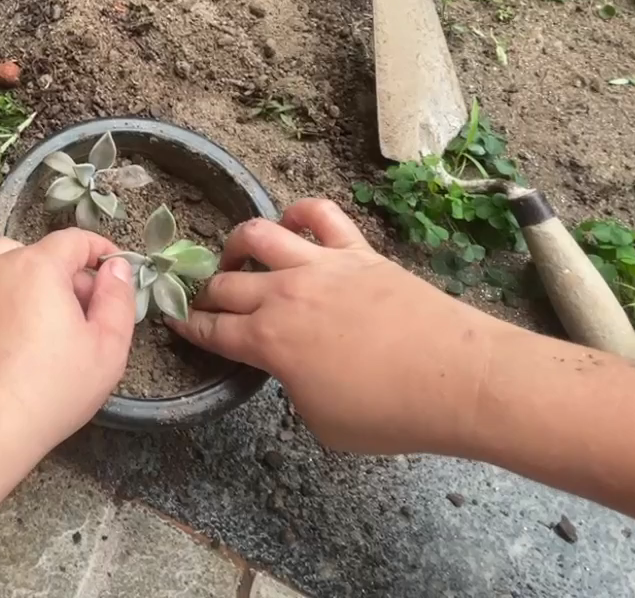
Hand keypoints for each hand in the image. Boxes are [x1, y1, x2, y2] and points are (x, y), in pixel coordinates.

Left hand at [0, 230, 137, 456]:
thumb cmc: (48, 392)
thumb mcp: (107, 350)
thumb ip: (118, 299)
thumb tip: (116, 267)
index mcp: (39, 266)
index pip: (75, 240)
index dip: (100, 251)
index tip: (112, 271)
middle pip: (42, 251)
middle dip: (68, 274)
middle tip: (83, 316)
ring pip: (4, 256)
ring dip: (27, 273)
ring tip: (39, 312)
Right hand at [169, 198, 519, 454]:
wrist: (459, 381)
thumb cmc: (392, 414)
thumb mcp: (322, 423)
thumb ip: (291, 386)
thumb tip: (292, 365)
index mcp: (268, 342)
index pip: (212, 330)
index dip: (188, 327)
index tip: (176, 321)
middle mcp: (282, 296)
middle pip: (223, 283)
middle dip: (204, 293)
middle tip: (205, 300)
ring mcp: (317, 266)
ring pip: (255, 234)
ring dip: (236, 244)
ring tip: (238, 257)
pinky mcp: (352, 250)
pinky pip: (318, 213)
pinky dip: (299, 212)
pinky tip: (293, 224)